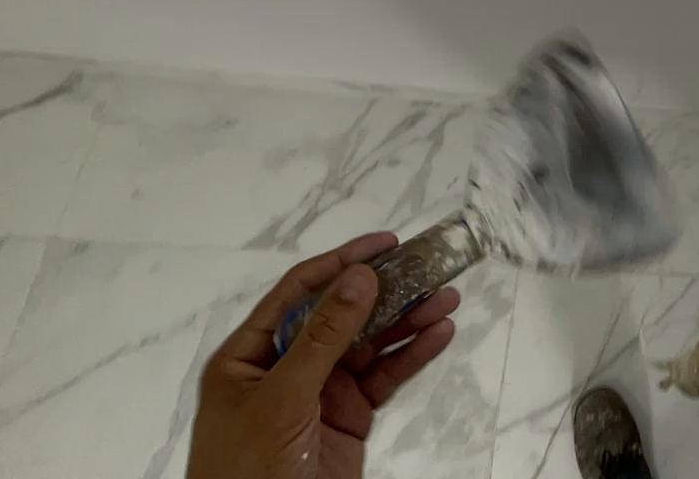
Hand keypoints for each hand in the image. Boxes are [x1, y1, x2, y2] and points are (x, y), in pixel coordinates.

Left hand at [188, 232, 461, 478]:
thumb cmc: (250, 472)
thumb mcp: (282, 401)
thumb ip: (324, 337)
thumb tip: (362, 274)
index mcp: (250, 355)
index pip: (300, 292)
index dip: (343, 262)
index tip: (388, 244)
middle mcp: (285, 365)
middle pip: (344, 312)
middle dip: (388, 290)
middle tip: (431, 268)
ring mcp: (320, 391)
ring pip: (371, 342)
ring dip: (409, 319)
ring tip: (448, 298)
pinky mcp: (348, 416)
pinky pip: (384, 376)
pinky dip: (413, 355)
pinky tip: (439, 335)